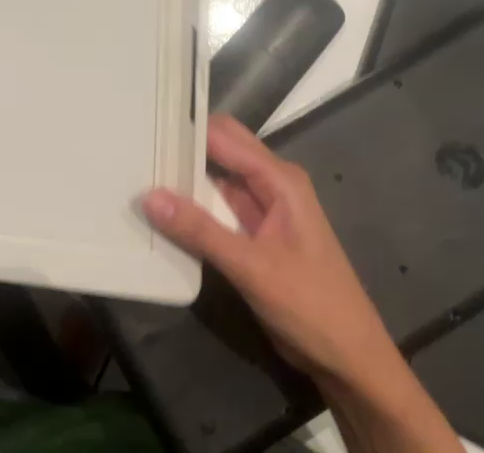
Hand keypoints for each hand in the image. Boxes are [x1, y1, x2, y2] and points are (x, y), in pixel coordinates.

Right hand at [142, 115, 401, 392]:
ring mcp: (261, 210)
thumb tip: (148, 196)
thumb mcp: (252, 268)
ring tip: (134, 170)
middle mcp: (271, 185)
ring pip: (214, 179)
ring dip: (183, 178)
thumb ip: (200, 230)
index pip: (224, 136)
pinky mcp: (252, 236)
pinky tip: (158, 208)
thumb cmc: (312, 305)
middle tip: (134, 145)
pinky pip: (215, 208)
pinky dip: (190, 207)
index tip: (143, 124)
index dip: (186, 127)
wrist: (349, 359)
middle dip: (182, 146)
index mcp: (280, 180)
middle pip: (219, 151)